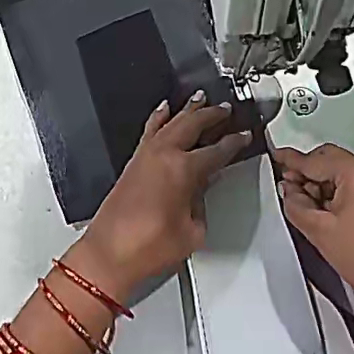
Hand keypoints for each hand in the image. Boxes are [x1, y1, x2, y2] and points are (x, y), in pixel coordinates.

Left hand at [69, 92, 252, 300]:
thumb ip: (201, 203)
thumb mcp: (192, 230)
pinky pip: (150, 130)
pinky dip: (160, 117)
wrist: (110, 254)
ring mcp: (145, 156)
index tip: (243, 137)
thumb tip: (201, 191)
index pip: (217, 150)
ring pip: (171, 121)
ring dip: (188, 110)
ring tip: (199, 99)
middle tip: (225, 110)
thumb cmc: (146, 247)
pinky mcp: (132, 162)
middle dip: (212, 115)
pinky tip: (164, 111)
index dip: (234, 142)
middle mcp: (162, 155)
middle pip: (193, 124)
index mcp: (183, 170)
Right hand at [274, 143, 353, 313]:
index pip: (312, 159)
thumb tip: (289, 193)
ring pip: (339, 173)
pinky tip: (325, 216)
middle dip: (306, 172)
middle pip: (327, 159)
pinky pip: (352, 187)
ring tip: (308, 208)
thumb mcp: (318, 230)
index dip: (289, 159)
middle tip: (289, 187)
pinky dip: (335, 195)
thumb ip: (295, 204)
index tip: (277, 156)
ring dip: (320, 185)